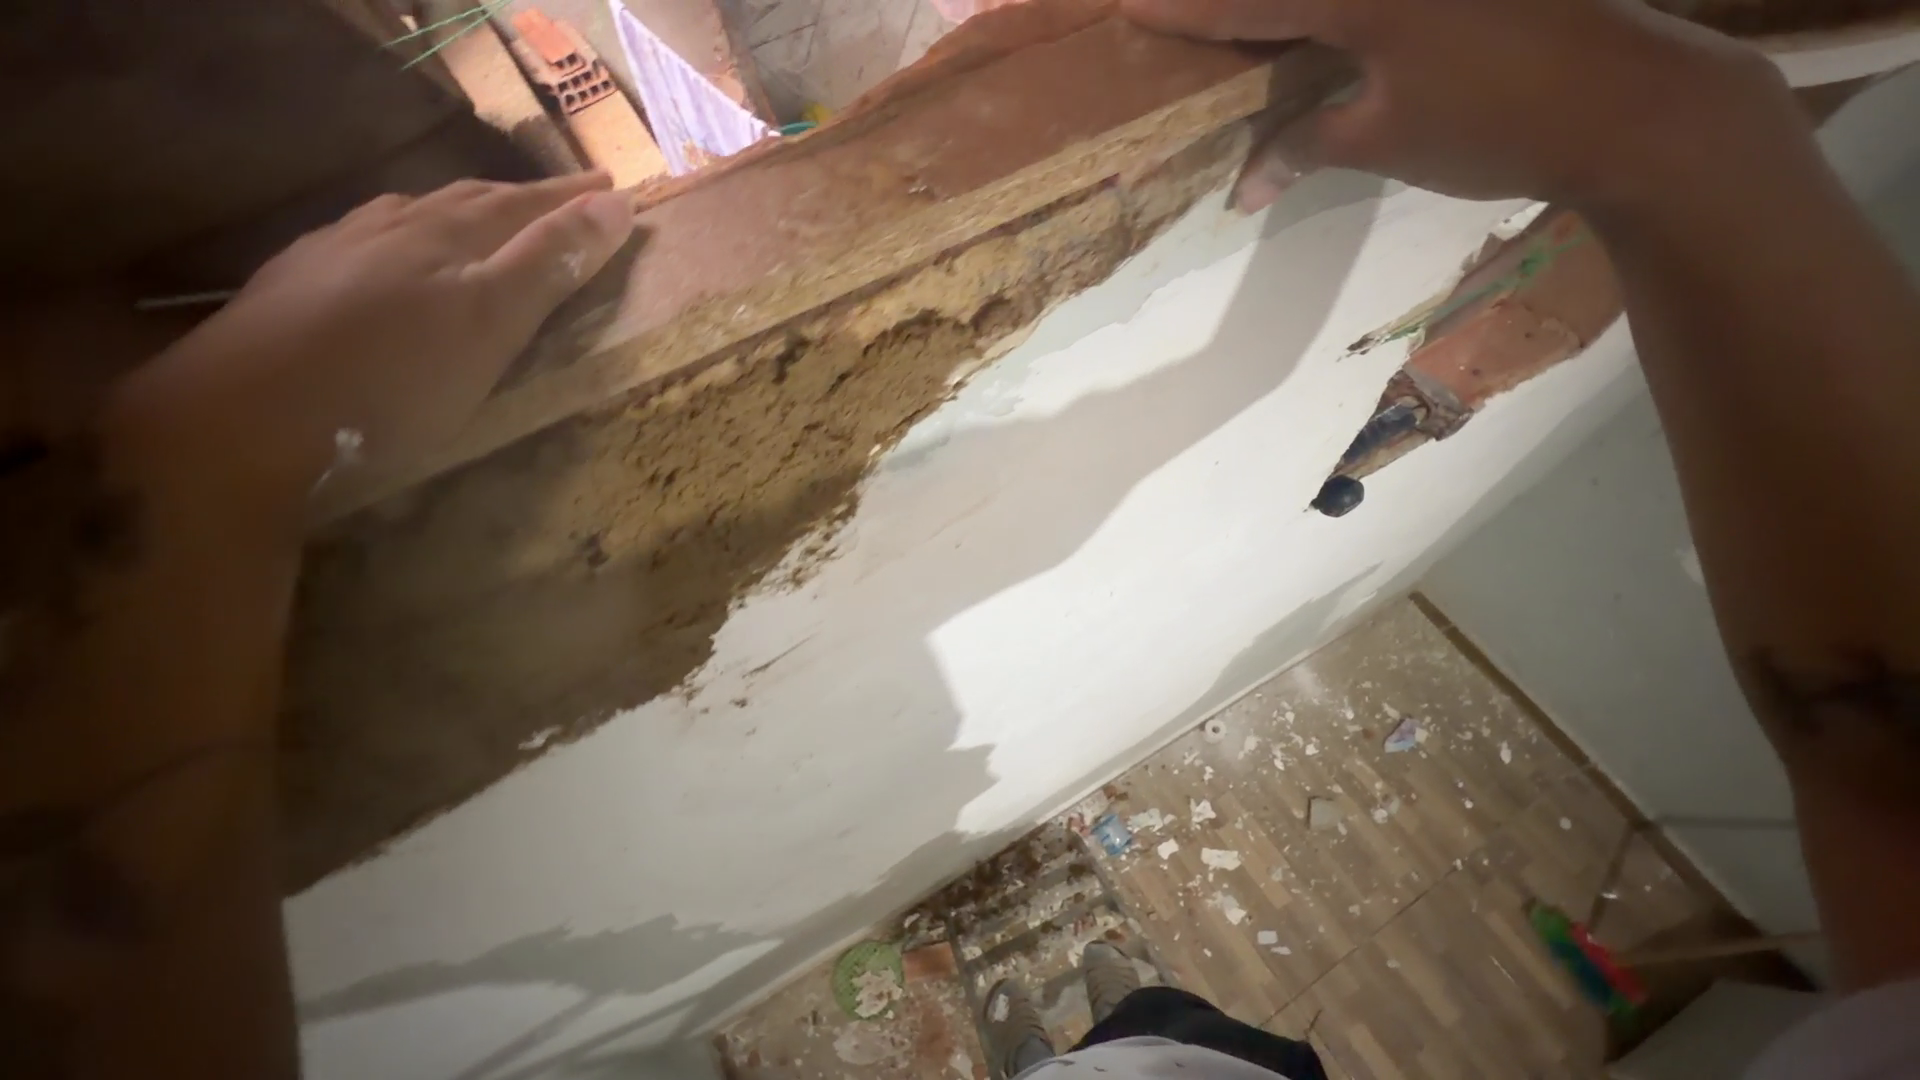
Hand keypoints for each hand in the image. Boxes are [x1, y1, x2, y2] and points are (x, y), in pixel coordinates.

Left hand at [105, 172, 634, 526]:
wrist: (247, 413)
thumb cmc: (395, 375)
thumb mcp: (493, 321)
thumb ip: (551, 262)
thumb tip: (613, 205)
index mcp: (446, 235)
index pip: (523, 203)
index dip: (571, 198)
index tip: (612, 188)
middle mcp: (392, 228)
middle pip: (469, 201)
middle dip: (522, 199)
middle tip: (561, 201)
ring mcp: (338, 252)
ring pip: (413, 216)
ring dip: (459, 213)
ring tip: (484, 218)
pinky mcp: (299, 284)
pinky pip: (369, 242)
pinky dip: (405, 239)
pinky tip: (394, 258)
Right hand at [1122, 0, 1805, 212]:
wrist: (1630, 104)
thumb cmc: (1493, 126)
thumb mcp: (1382, 141)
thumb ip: (1303, 147)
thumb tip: (1240, 188)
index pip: (1248, 2)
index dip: (1186, 7)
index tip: (1130, 4)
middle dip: (1233, 1)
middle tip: (1189, 9)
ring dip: (1283, 11)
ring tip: (1252, 30)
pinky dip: (1331, 14)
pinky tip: (1319, 32)